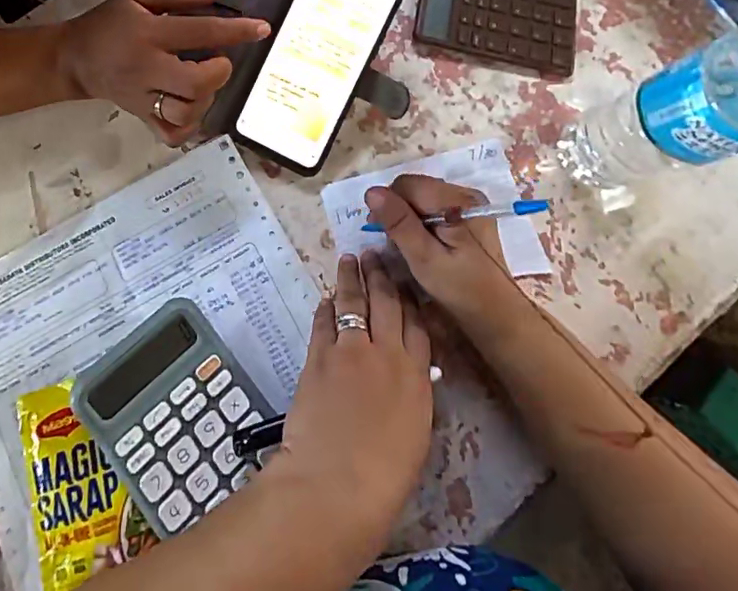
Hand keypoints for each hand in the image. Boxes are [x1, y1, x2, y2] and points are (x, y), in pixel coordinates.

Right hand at [57, 0, 267, 143]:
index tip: (262, 29)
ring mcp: (143, 99)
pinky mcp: (141, 118)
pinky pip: (171, 134)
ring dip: (205, 99)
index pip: (200, 32)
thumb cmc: (109, 22)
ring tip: (203, 82)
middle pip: (195, 83)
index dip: (236, 31)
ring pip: (184, 114)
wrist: (74, 58)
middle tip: (217, 60)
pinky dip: (191, 126)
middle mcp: (146, 70)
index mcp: (148, 34)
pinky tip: (193, 106)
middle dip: (219, 71)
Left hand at [271, 253, 433, 536]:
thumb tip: (412, 374)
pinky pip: (325, 321)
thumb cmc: (384, 476)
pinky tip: (327, 298)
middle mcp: (386, 353)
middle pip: (387, 303)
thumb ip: (414, 396)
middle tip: (377, 254)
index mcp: (416, 376)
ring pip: (354, 302)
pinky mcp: (319, 356)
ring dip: (352, 277)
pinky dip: (326, 307)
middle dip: (383, 275)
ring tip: (351, 258)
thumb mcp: (414, 434)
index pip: (418, 326)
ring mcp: (350, 350)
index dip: (412, 300)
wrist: (335, 484)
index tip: (407, 283)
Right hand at [368, 176, 523, 326]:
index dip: (388, 204)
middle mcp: (468, 195)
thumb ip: (399, 223)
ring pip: (424, 199)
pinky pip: (436, 210)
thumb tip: (372, 192)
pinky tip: (423, 245)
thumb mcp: (424, 258)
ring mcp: (471, 206)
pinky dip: (422, 224)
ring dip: (409, 218)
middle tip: (392, 243)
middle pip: (417, 189)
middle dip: (398, 211)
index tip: (380, 232)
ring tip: (407, 246)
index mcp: (459, 201)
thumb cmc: (461, 290)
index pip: (408, 185)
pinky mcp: (471, 219)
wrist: (498, 316)